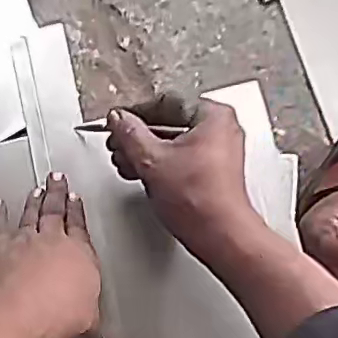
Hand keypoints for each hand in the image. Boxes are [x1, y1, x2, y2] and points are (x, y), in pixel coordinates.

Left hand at [0, 172, 114, 337]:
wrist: (28, 317)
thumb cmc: (61, 320)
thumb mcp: (87, 335)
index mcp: (81, 256)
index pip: (81, 228)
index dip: (78, 213)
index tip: (76, 200)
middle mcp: (54, 242)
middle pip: (56, 211)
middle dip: (57, 193)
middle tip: (57, 179)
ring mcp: (26, 241)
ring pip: (31, 213)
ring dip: (33, 199)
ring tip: (36, 188)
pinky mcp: (0, 248)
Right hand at [105, 95, 259, 263]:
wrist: (218, 234)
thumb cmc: (201, 200)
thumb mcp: (152, 161)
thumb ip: (130, 135)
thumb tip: (118, 120)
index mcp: (213, 116)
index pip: (165, 103)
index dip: (135, 114)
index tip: (117, 122)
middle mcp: (220, 130)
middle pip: (168, 123)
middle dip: (138, 137)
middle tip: (118, 144)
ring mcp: (217, 153)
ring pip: (172, 143)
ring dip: (145, 153)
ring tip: (127, 162)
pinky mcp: (210, 173)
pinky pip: (180, 160)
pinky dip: (159, 165)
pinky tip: (142, 174)